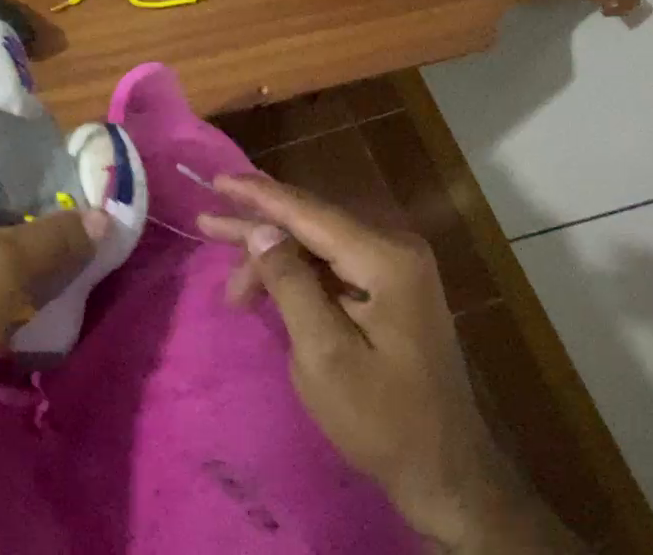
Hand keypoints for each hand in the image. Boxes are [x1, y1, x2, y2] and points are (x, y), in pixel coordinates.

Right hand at [200, 174, 574, 552]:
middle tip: (206, 228)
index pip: (308, 213)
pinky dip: (296, 275)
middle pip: (311, 224)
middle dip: (257, 231)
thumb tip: (261, 230)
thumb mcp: (323, 353)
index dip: (258, 195)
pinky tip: (266, 291)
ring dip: (273, 261)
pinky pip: (332, 265)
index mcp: (385, 259)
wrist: (446, 471)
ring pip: (317, 245)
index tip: (216, 180)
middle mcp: (395, 250)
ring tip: (234, 294)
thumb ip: (290, 284)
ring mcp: (397, 269)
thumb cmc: (381, 417)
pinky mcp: (392, 290)